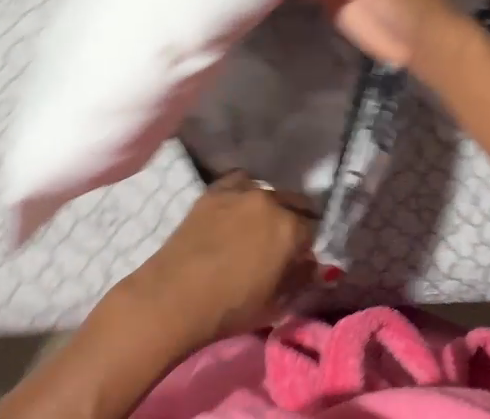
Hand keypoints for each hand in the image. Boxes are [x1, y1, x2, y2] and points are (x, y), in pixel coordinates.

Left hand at [121, 171, 315, 345]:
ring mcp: (241, 191)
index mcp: (291, 228)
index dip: (309, 245)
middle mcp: (270, 200)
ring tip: (258, 225)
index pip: (314, 229)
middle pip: (295, 202)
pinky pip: (240, 182)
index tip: (303, 258)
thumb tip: (311, 265)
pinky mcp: (214, 190)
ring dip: (270, 206)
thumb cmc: (230, 308)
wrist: (174, 296)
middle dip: (295, 220)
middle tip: (285, 243)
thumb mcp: (276, 304)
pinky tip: (237, 209)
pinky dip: (244, 192)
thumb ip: (300, 279)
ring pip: (268, 191)